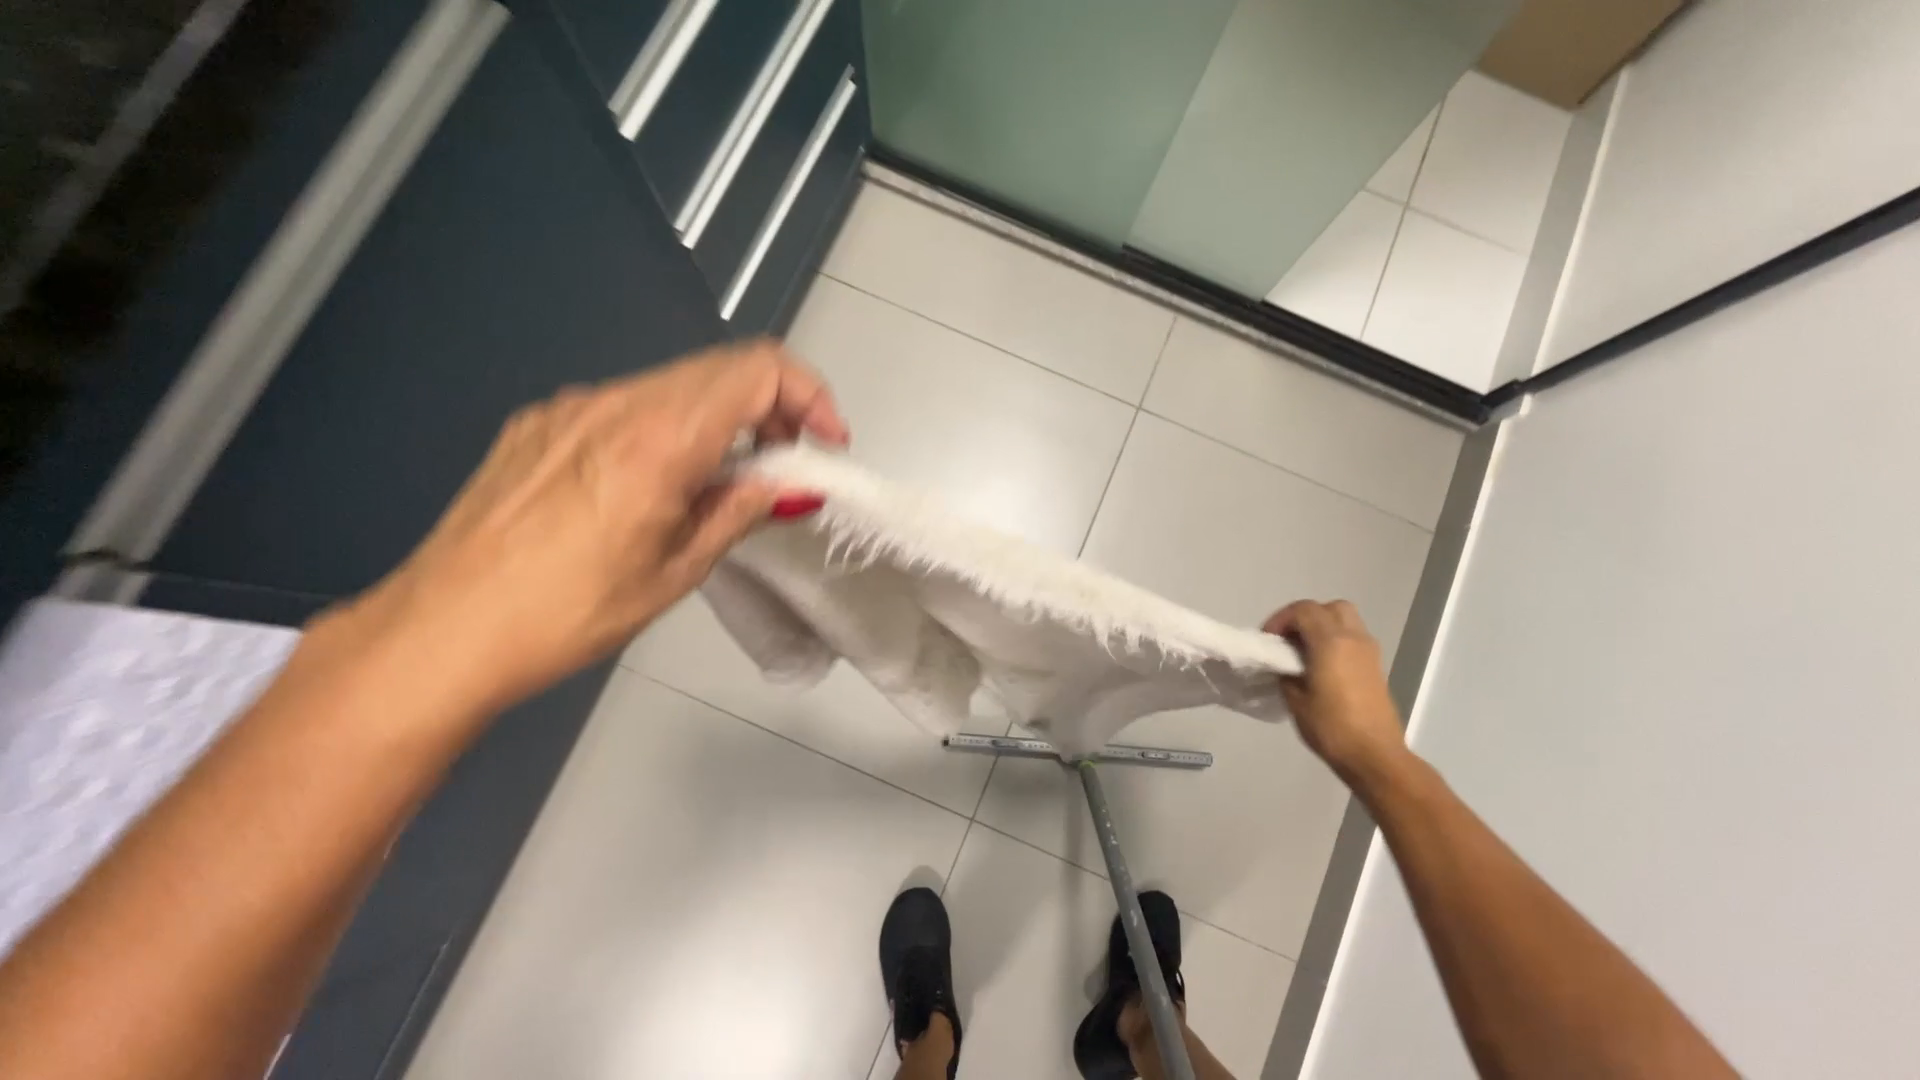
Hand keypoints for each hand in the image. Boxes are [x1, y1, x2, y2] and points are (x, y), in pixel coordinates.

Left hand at [331, 340, 846, 716]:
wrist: (439, 631)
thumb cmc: (566, 616)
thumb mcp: (674, 573)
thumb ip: (737, 511)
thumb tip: (785, 485)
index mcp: (657, 440)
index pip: (757, 370)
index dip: (808, 394)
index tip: (824, 443)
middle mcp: (614, 403)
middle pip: (720, 368)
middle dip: (772, 406)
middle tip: (787, 463)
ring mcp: (571, 407)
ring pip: (675, 383)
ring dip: (721, 417)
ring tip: (725, 480)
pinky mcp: (540, 422)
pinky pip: (628, 404)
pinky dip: (670, 425)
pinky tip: (658, 482)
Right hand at [1263, 600, 1407, 783]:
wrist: (1375, 755)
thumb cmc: (1331, 727)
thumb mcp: (1295, 699)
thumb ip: (1286, 671)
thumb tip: (1285, 663)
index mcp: (1331, 643)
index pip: (1304, 610)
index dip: (1281, 619)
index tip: (1268, 640)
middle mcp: (1354, 639)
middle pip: (1329, 607)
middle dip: (1305, 616)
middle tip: (1288, 639)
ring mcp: (1369, 652)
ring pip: (1345, 620)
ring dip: (1322, 626)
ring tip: (1304, 651)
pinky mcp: (1375, 666)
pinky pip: (1353, 638)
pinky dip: (1335, 640)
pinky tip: (1322, 666)